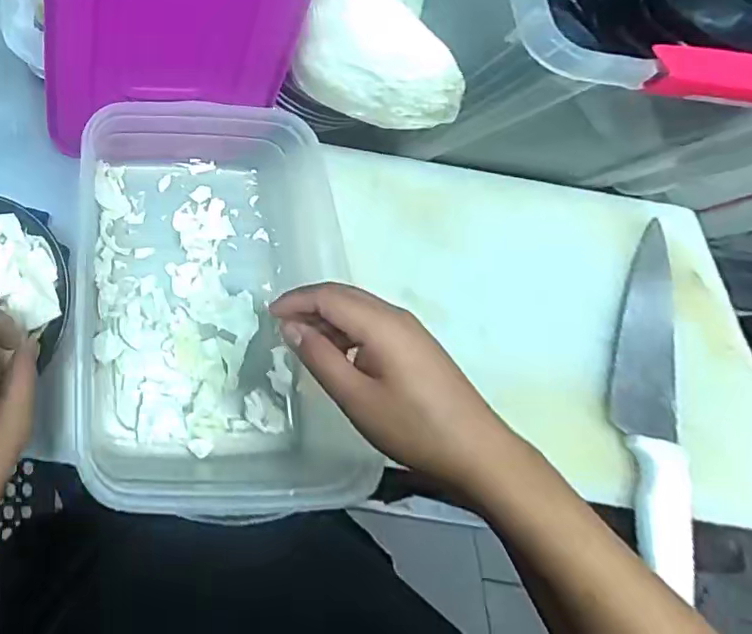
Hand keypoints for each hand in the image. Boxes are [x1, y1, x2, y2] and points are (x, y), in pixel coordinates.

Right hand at [269, 283, 527, 502]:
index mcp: (380, 323)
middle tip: (281, 326)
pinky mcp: (416, 345)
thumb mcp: (356, 397)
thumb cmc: (414, 428)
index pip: (326, 296)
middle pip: (341, 295)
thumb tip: (291, 326)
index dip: (294, 301)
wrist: (482, 456)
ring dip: (326, 317)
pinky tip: (337, 354)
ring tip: (303, 342)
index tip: (268, 317)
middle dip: (307, 304)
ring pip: (356, 307)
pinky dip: (345, 328)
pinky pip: (370, 322)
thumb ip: (319, 357)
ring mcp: (409, 329)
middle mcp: (395, 316)